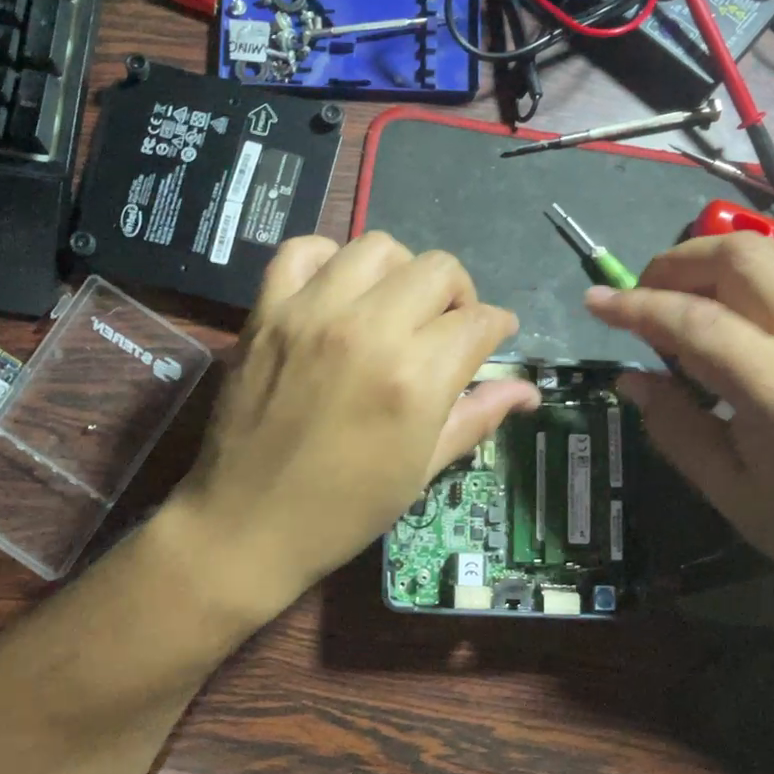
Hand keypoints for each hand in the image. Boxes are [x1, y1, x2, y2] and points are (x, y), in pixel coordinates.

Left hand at [168, 233, 539, 615]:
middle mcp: (369, 331)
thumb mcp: (420, 471)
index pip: (479, 321)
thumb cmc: (342, 512)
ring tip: (392, 307)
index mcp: (415, 379)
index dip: (496, 329)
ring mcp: (311, 315)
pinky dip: (327, 259)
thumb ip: (477, 418)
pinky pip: (302, 251)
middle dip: (457, 296)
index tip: (492, 340)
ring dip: (400, 273)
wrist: (246, 525)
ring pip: (378, 248)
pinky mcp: (266, 313)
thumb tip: (528, 390)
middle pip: (439, 270)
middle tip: (444, 329)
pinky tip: (335, 292)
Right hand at [584, 233, 773, 602]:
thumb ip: (675, 427)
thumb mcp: (728, 491)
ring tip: (670, 304)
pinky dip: (737, 283)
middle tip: (638, 299)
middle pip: (744, 257)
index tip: (593, 303)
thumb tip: (630, 378)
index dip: (637, 307)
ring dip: (709, 264)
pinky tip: (713, 324)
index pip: (698, 322)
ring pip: (771, 257)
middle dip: (678, 262)